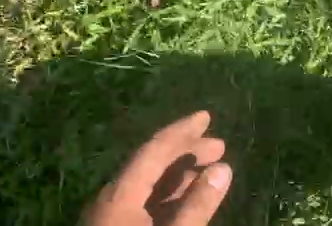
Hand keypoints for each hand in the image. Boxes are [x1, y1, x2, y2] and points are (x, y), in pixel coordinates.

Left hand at [81, 111, 232, 225]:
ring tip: (208, 174)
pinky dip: (166, 200)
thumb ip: (197, 207)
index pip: (155, 149)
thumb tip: (223, 168)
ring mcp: (108, 221)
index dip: (183, 131)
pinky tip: (185, 205)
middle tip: (219, 147)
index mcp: (120, 194)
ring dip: (178, 178)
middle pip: (151, 165)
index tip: (207, 117)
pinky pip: (141, 207)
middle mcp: (110, 201)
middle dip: (186, 153)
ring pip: (146, 188)